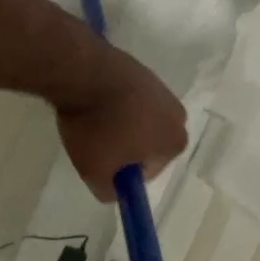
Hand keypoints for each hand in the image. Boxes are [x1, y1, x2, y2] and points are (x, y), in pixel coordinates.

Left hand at [55, 47, 186, 201]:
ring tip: (91, 121)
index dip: (121, 171)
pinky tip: (93, 101)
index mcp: (175, 142)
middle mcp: (177, 114)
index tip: (99, 163)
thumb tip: (113, 191)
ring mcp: (160, 88)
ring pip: (137, 119)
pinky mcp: (142, 70)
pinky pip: (128, 98)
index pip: (148, 170)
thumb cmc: (97, 128)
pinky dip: (114, 103)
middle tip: (94, 144)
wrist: (82, 72)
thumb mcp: (96, 173)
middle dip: (123, 147)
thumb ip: (109, 191)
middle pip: (146, 143)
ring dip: (118, 124)